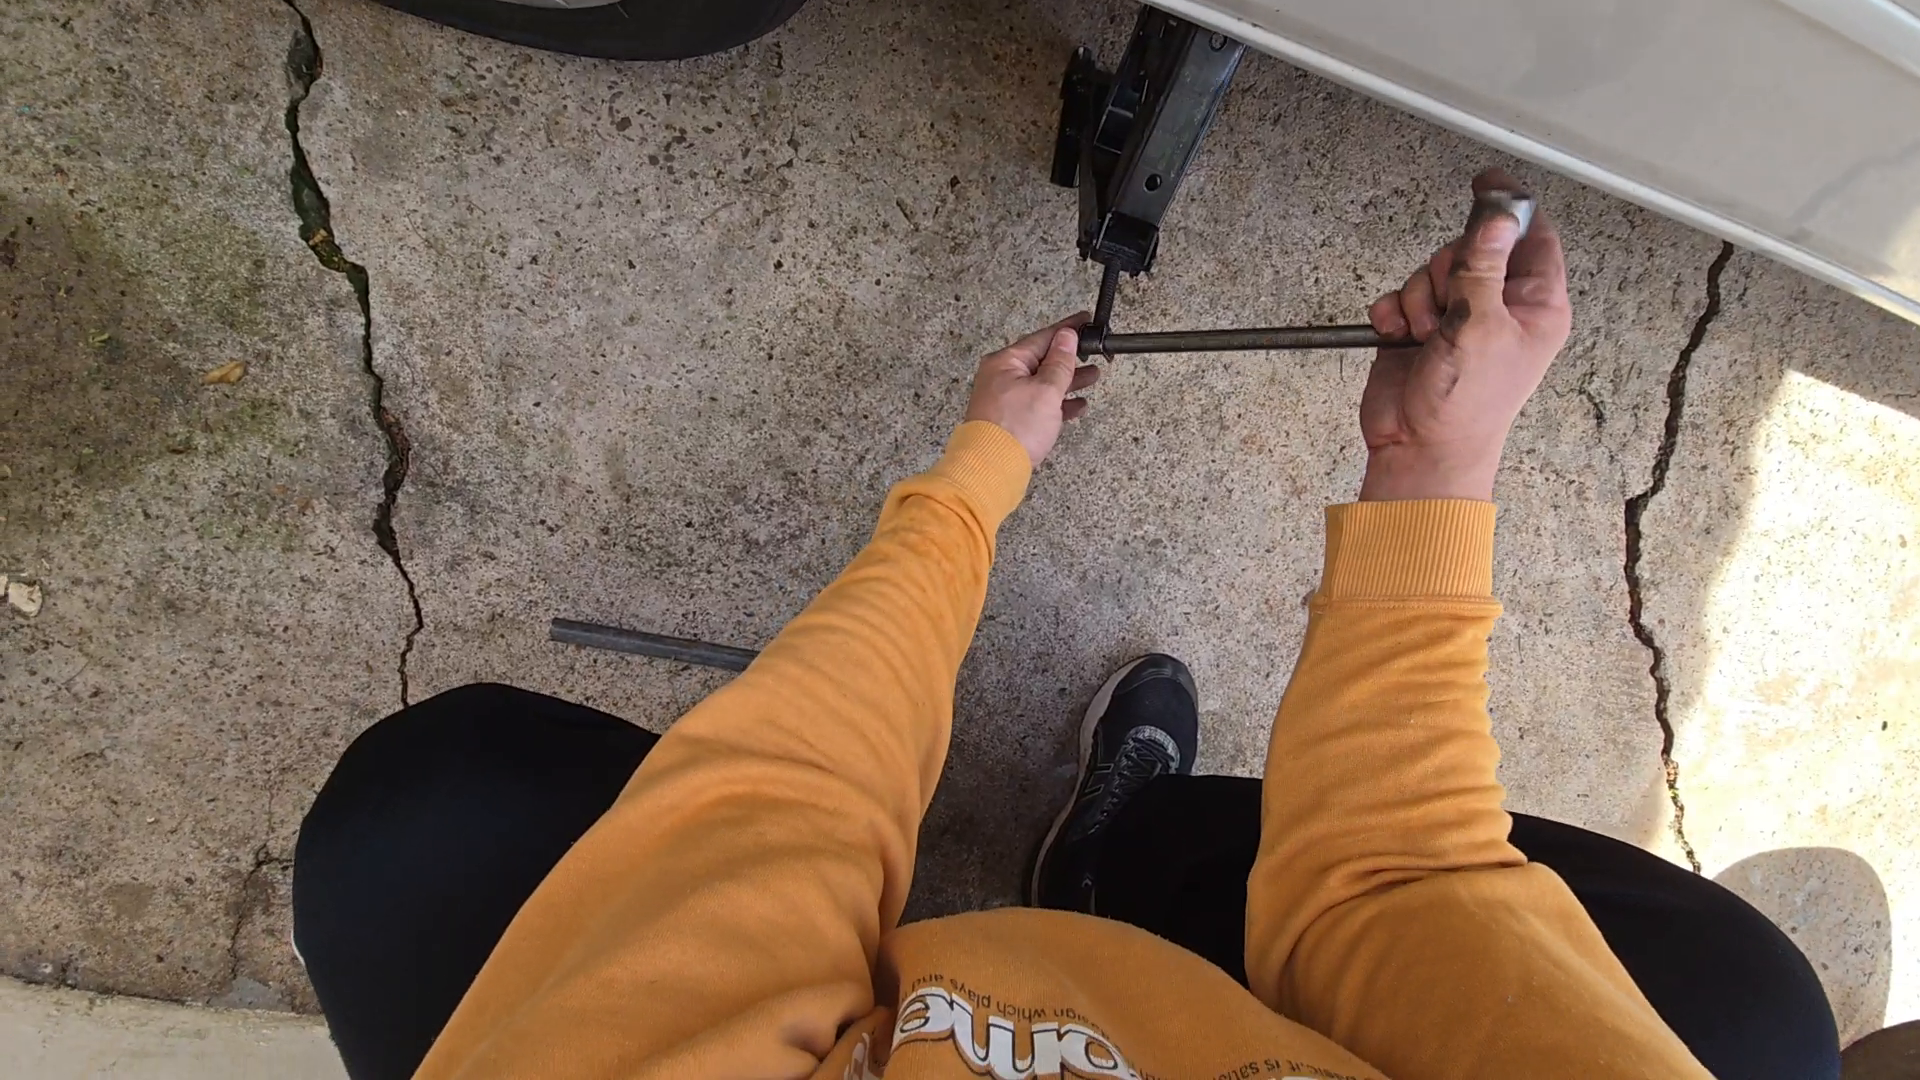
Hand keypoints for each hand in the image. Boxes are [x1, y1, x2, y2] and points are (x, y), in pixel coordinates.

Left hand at [964, 314, 1102, 465]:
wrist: (992, 469)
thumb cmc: (1015, 428)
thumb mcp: (1046, 390)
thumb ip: (1060, 363)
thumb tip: (1067, 337)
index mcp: (1005, 362)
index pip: (1041, 338)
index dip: (1067, 330)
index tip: (1085, 321)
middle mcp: (1001, 378)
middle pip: (1041, 361)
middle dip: (1070, 359)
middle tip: (1093, 353)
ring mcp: (1005, 400)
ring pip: (1042, 384)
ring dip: (1068, 382)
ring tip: (1093, 377)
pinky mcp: (1011, 421)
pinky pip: (1038, 406)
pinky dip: (1058, 405)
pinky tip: (1077, 406)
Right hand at [1359, 169, 1571, 500]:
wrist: (1419, 447)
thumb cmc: (1464, 404)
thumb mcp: (1482, 329)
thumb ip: (1484, 270)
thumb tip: (1497, 218)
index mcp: (1534, 304)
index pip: (1531, 238)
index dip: (1509, 210)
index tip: (1487, 183)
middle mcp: (1494, 307)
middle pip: (1468, 252)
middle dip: (1447, 272)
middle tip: (1446, 306)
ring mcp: (1451, 321)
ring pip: (1428, 275)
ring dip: (1417, 300)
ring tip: (1422, 335)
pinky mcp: (1412, 334)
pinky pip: (1395, 301)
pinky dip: (1391, 315)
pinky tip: (1396, 337)